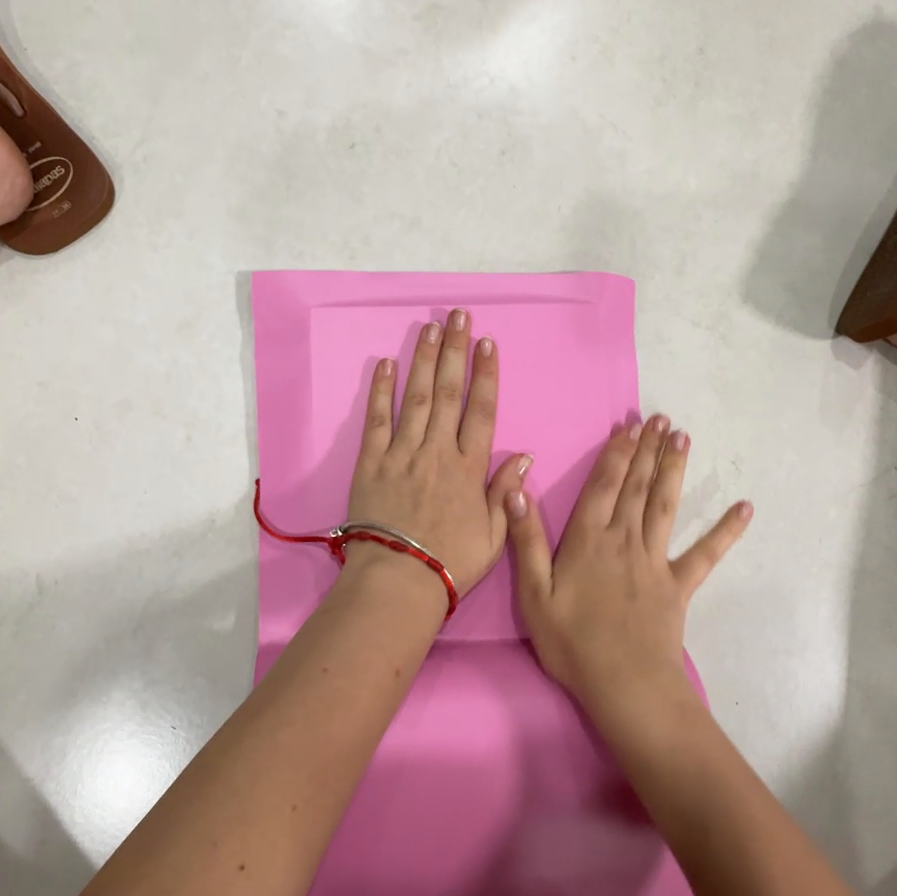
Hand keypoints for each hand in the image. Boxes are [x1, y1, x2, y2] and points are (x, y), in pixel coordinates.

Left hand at [348, 309, 529, 595]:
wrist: (398, 580)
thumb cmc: (451, 562)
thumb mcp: (494, 535)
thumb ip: (506, 493)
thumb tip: (524, 456)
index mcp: (468, 468)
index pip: (480, 410)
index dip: (485, 373)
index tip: (486, 342)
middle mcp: (436, 451)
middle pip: (448, 392)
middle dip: (454, 350)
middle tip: (457, 315)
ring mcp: (402, 452)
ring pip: (416, 397)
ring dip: (423, 360)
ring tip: (429, 327)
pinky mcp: (371, 461)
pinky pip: (376, 419)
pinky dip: (381, 390)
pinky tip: (386, 363)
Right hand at [505, 415, 751, 702]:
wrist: (626, 684)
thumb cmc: (572, 642)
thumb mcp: (534, 593)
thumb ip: (527, 539)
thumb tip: (517, 489)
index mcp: (588, 540)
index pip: (604, 485)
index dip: (617, 453)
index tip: (629, 425)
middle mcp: (624, 540)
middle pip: (638, 487)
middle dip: (647, 450)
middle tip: (661, 419)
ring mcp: (655, 561)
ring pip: (665, 506)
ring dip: (673, 471)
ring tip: (683, 438)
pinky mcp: (678, 586)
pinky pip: (706, 554)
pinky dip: (725, 531)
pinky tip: (744, 508)